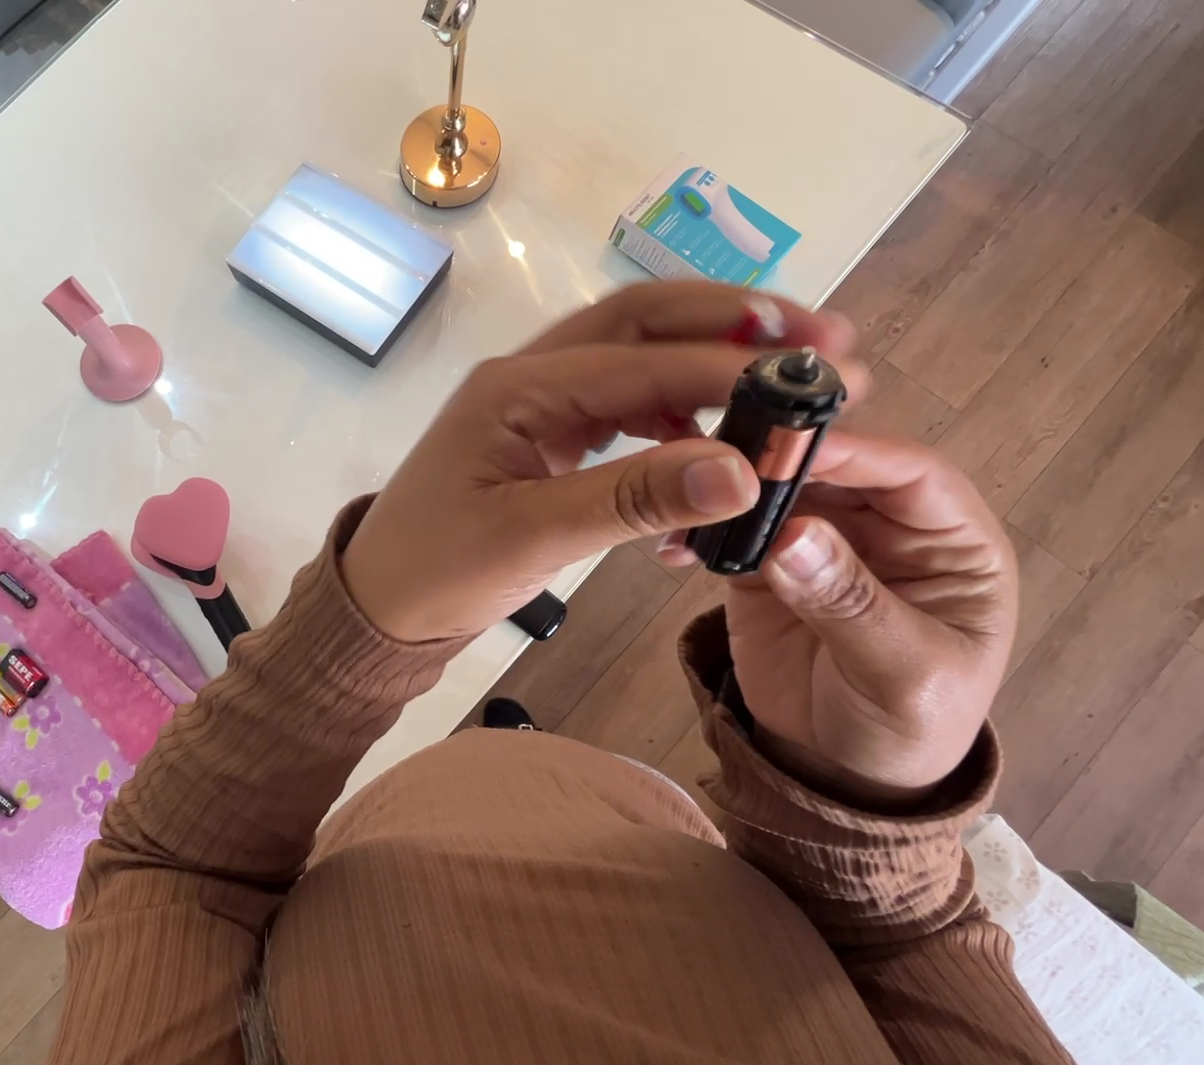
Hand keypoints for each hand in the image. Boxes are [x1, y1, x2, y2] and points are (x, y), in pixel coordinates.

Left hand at [340, 283, 859, 642]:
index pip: (637, 360)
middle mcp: (525, 378)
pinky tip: (708, 436)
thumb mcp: (531, 537)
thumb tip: (743, 470)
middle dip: (728, 322)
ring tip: (782, 382)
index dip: (727, 366)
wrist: (380, 602)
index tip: (815, 374)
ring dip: (704, 362)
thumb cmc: (438, 570)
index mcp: (514, 389)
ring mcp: (532, 404)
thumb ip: (631, 500)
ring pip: (631, 358)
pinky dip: (669, 411)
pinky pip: (617, 404)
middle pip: (637, 323)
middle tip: (822, 336)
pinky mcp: (541, 436)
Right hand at [720, 432, 1016, 808]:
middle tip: (718, 463)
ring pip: (772, 493)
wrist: (838, 772)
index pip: (908, 473)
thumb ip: (851, 604)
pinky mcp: (759, 567)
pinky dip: (699, 534)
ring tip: (684, 501)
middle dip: (776, 463)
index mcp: (946, 543)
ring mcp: (813, 544)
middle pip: (830, 471)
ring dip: (729, 493)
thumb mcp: (901, 674)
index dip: (853, 452)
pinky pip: (728, 534)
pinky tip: (673, 546)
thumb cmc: (905, 727)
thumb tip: (792, 535)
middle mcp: (880, 529)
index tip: (787, 446)